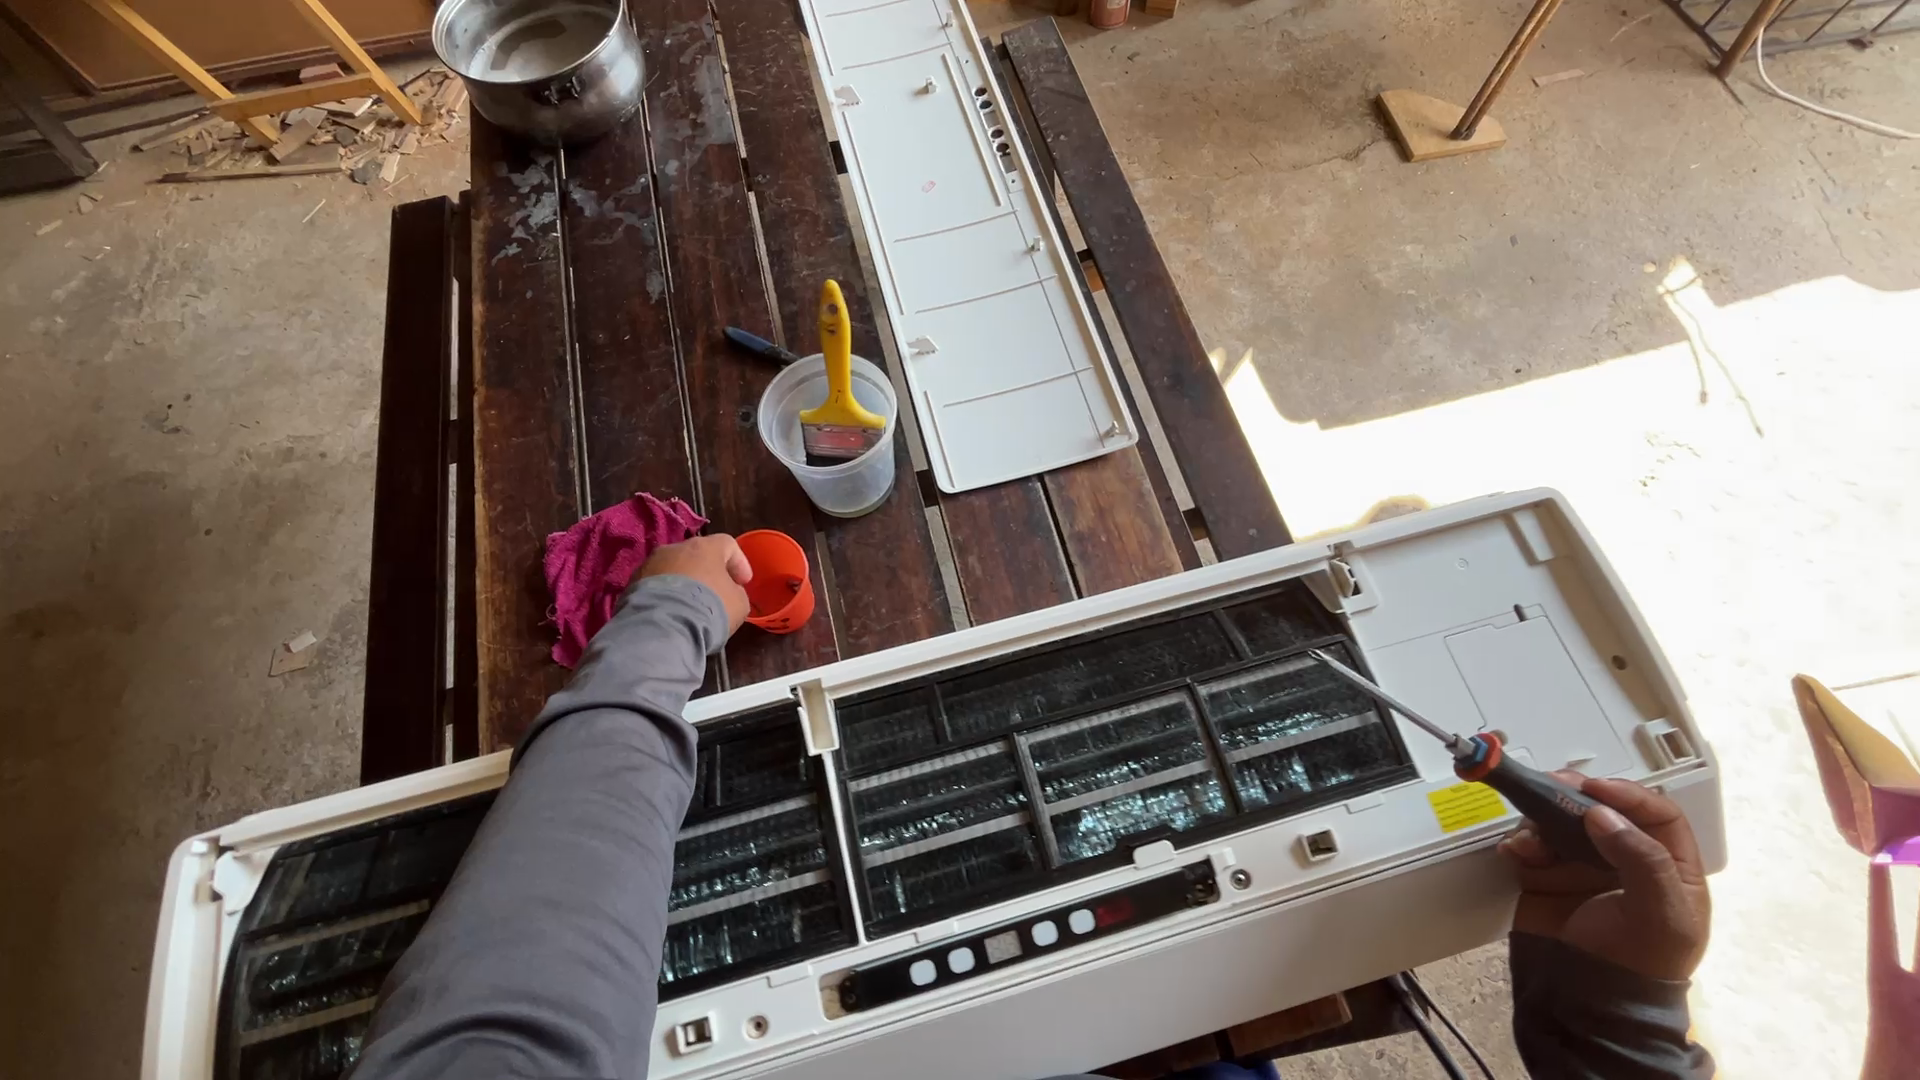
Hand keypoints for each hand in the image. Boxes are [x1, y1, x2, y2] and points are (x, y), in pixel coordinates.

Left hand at [637, 535, 752, 635]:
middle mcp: (675, 548)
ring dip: (684, 584)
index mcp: (705, 547)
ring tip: (690, 607)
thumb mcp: (739, 603)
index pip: (727, 544)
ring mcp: (650, 564)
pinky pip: (656, 585)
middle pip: (697, 555)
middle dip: (708, 572)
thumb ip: (736, 591)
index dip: (738, 562)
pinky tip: (672, 614)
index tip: (743, 583)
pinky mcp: (631, 584)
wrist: (663, 626)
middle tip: (716, 593)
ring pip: (673, 569)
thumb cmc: (709, 608)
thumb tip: (728, 592)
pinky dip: (666, 596)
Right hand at [1497, 774, 1710, 980]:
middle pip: (1600, 808)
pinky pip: (1529, 840)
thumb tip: (1599, 814)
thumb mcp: (1658, 916)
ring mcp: (1581, 862)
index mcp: (1668, 866)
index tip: (1592, 787)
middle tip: (1549, 786)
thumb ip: (1641, 861)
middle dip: (1573, 795)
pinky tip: (1516, 854)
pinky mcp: (1544, 870)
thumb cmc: (1636, 958)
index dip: (1628, 794)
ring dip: (1539, 820)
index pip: (1656, 814)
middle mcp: (1624, 857)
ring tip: (1529, 841)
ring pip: (1559, 819)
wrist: (1584, 994)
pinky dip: (1519, 841)